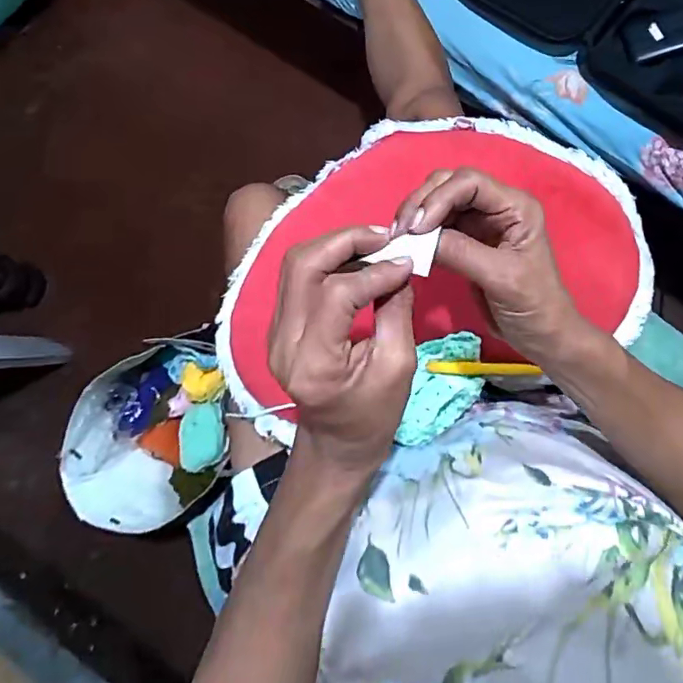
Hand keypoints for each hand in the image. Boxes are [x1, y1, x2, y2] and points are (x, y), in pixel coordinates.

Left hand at [267, 226, 416, 474]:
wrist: (336, 446)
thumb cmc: (373, 415)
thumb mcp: (399, 366)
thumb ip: (396, 311)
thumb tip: (400, 265)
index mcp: (313, 361)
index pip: (337, 292)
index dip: (374, 271)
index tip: (407, 262)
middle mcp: (283, 341)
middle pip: (302, 265)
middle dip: (345, 240)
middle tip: (385, 236)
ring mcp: (275, 332)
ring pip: (296, 264)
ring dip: (335, 245)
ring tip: (374, 243)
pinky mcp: (280, 325)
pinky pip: (299, 277)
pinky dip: (329, 259)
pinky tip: (358, 260)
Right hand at [394, 168, 600, 364]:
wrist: (541, 335)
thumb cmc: (532, 305)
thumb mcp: (500, 277)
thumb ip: (461, 252)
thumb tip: (419, 237)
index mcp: (515, 206)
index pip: (470, 182)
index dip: (439, 198)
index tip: (416, 228)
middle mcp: (497, 206)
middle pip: (450, 185)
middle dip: (422, 203)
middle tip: (399, 232)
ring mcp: (481, 222)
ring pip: (439, 202)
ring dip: (416, 216)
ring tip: (398, 239)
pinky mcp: (467, 240)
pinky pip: (437, 225)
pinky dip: (419, 233)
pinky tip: (406, 247)